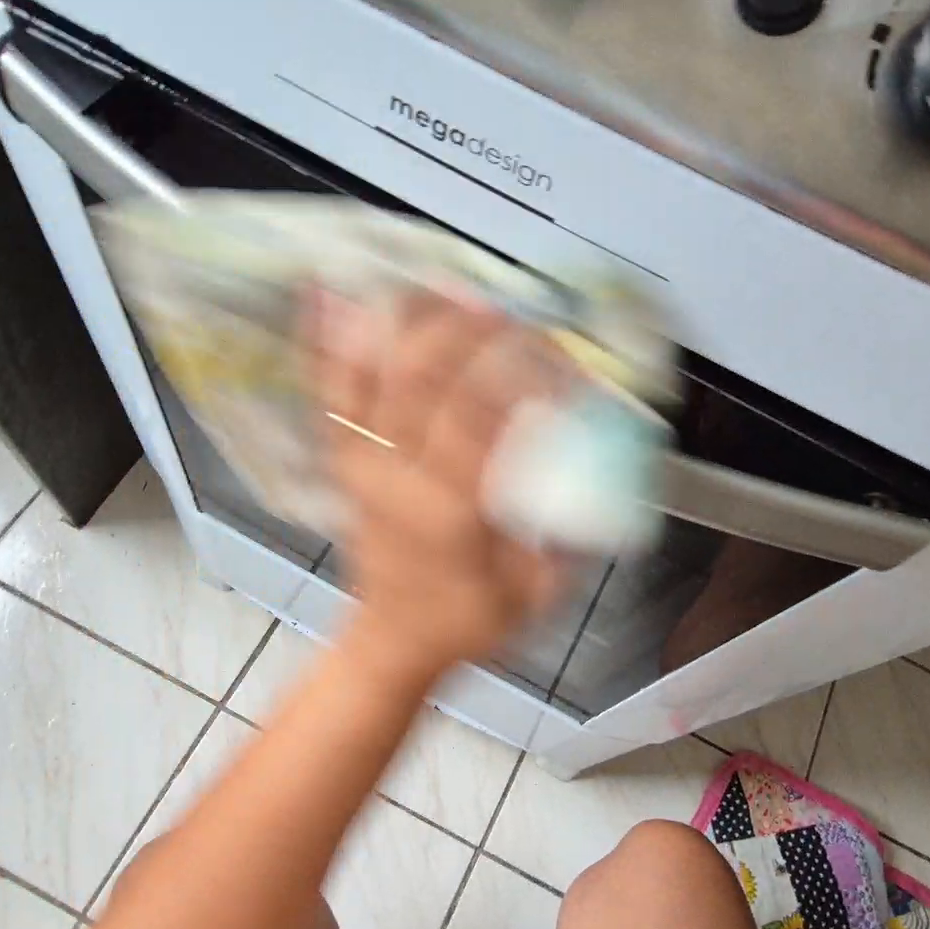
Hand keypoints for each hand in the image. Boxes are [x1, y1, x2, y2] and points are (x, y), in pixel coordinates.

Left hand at [307, 286, 565, 681]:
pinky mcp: (344, 460)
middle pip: (421, 377)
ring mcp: (361, 464)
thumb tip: (607, 471)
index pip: (480, 414)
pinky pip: (330, 393)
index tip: (554, 349)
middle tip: (504, 307)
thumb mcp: (536, 594)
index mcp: (449, 510)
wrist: (392, 643)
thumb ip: (570, 533)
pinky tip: (322, 291)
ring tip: (441, 285)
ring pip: (372, 372)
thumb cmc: (466, 623)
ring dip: (404, 320)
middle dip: (464, 329)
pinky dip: (323, 341)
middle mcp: (397, 476)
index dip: (518, 369)